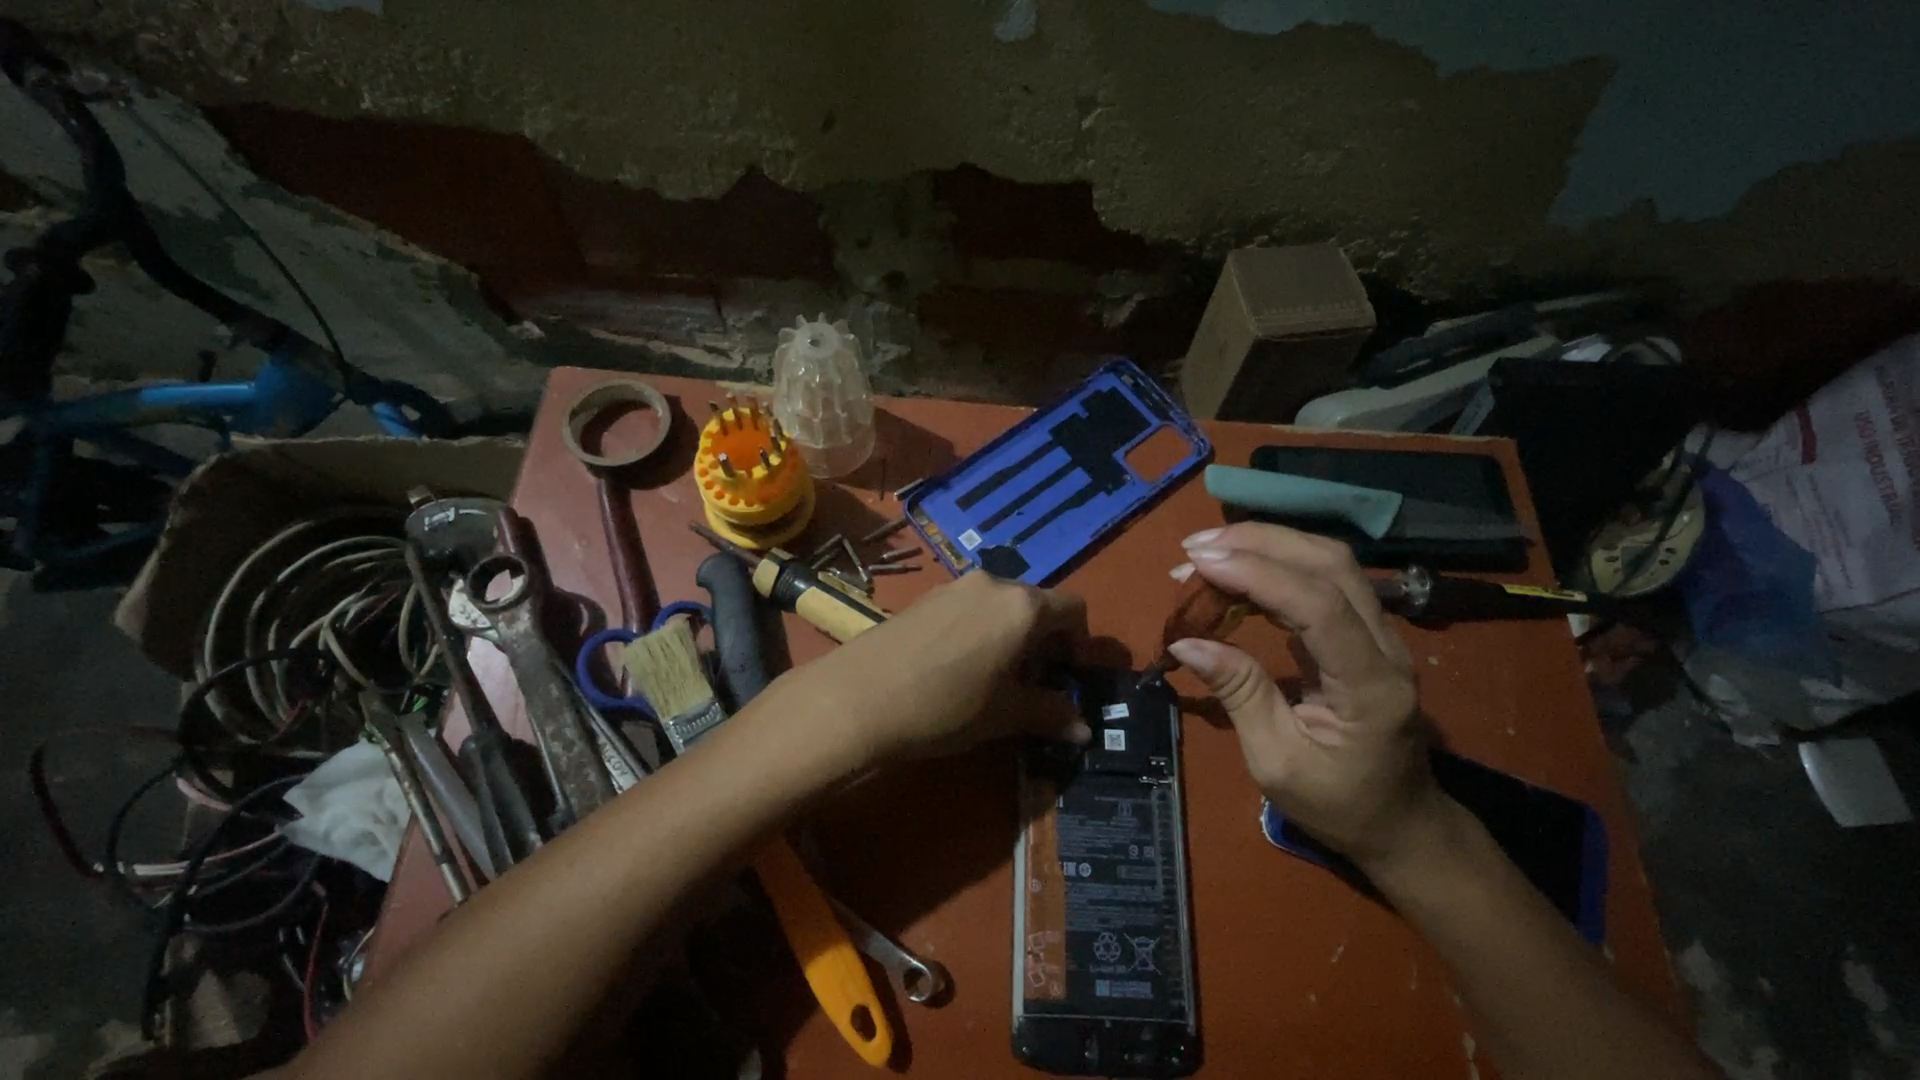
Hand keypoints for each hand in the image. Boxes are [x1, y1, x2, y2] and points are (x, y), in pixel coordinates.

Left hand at [775, 570, 1091, 764]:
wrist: (856, 697)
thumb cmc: (944, 706)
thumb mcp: (1004, 715)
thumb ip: (1050, 714)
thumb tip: (1084, 728)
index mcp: (1022, 606)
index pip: (1073, 609)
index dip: (1080, 644)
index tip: (1069, 678)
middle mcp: (992, 583)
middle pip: (1036, 605)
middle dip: (1044, 642)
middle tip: (1033, 686)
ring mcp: (953, 586)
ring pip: (1000, 606)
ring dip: (1010, 637)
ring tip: (994, 680)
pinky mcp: (923, 598)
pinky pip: (969, 608)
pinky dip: (979, 631)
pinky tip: (956, 668)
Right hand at [1168, 523, 1439, 864]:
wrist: (1401, 824)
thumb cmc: (1338, 803)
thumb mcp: (1275, 761)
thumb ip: (1239, 693)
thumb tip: (1186, 642)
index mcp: (1369, 686)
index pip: (1319, 607)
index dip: (1259, 575)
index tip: (1199, 563)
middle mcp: (1387, 647)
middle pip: (1331, 564)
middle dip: (1260, 543)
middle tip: (1193, 549)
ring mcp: (1383, 635)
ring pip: (1331, 562)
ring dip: (1267, 546)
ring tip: (1206, 552)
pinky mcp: (1366, 633)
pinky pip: (1325, 581)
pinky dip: (1277, 566)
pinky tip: (1236, 571)